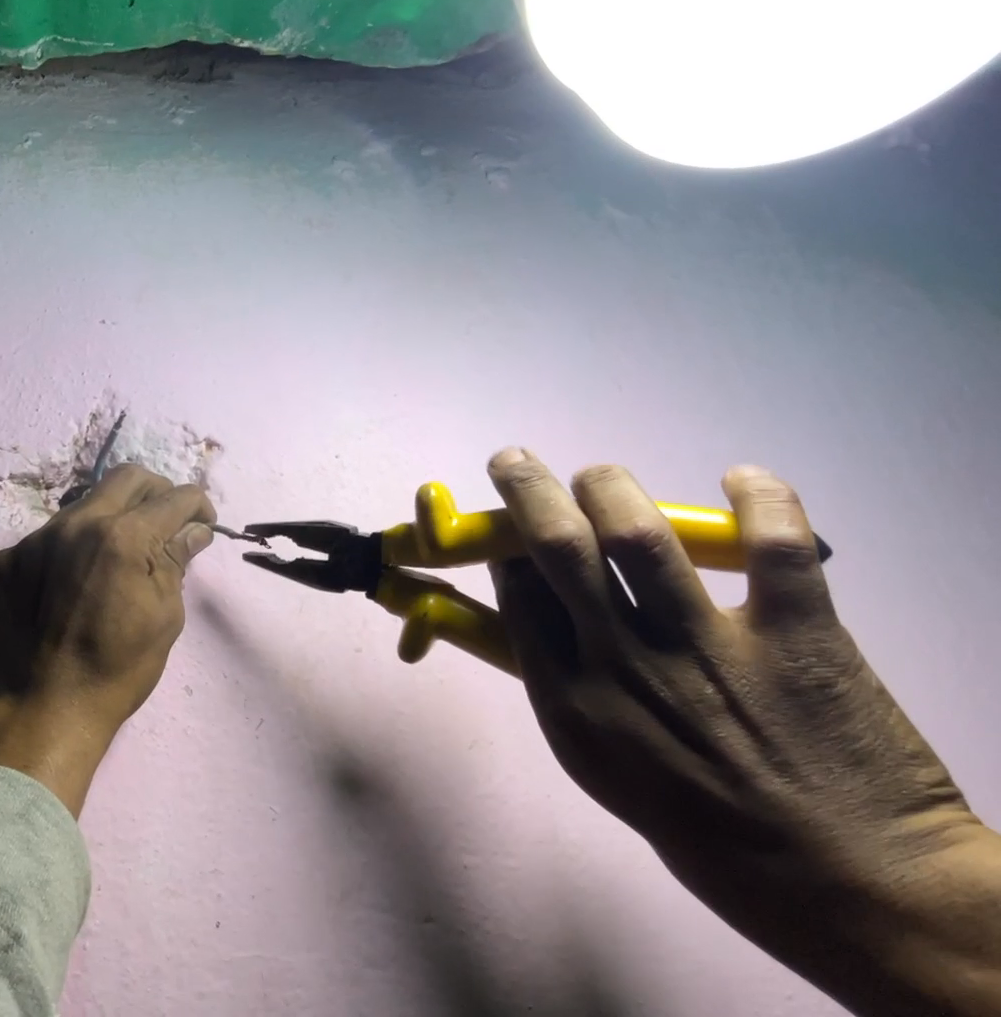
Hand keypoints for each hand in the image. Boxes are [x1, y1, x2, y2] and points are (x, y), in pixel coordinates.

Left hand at [0, 464, 215, 815]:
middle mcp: (74, 524)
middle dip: (156, 494)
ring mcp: (33, 539)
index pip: (173, 497)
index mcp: (122, 537)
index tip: (201, 524)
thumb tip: (192, 530)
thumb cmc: (116, 671)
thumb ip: (175, 562)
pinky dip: (68, 551)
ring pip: (82, 505)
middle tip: (165, 524)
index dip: (197, 505)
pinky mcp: (5, 560)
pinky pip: (45, 539)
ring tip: (115, 559)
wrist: (42, 710)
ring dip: (108, 520)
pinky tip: (71, 587)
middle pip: (126, 479)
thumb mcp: (163, 618)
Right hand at [486, 448, 1000, 1014]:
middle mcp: (623, 662)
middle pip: (557, 547)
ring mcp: (708, 647)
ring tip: (597, 475)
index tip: (504, 530)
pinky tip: (743, 476)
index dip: (503, 546)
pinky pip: (775, 548)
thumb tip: (536, 615)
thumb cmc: (701, 825)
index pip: (516, 593)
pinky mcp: (799, 639)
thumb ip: (563, 686)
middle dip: (525, 490)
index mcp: (571, 698)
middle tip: (513, 461)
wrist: (840, 883)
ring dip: (607, 485)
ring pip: (639, 533)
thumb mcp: (600, 762)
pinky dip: (762, 499)